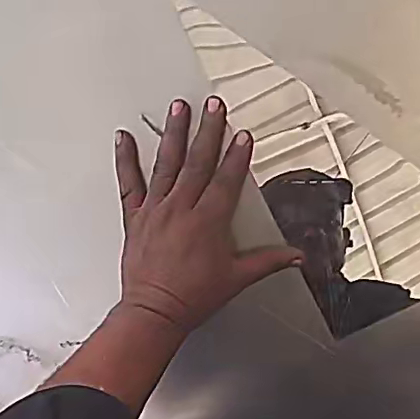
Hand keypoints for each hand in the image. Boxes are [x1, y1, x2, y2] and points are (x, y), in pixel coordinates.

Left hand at [113, 97, 301, 335]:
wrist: (154, 313)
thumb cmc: (192, 298)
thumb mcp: (236, 279)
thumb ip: (267, 262)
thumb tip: (295, 257)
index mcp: (208, 222)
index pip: (226, 180)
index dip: (237, 156)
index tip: (243, 135)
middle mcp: (181, 209)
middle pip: (198, 162)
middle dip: (208, 131)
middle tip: (214, 105)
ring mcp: (156, 210)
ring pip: (166, 164)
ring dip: (174, 134)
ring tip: (178, 108)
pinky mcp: (135, 218)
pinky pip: (129, 184)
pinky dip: (125, 160)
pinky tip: (124, 139)